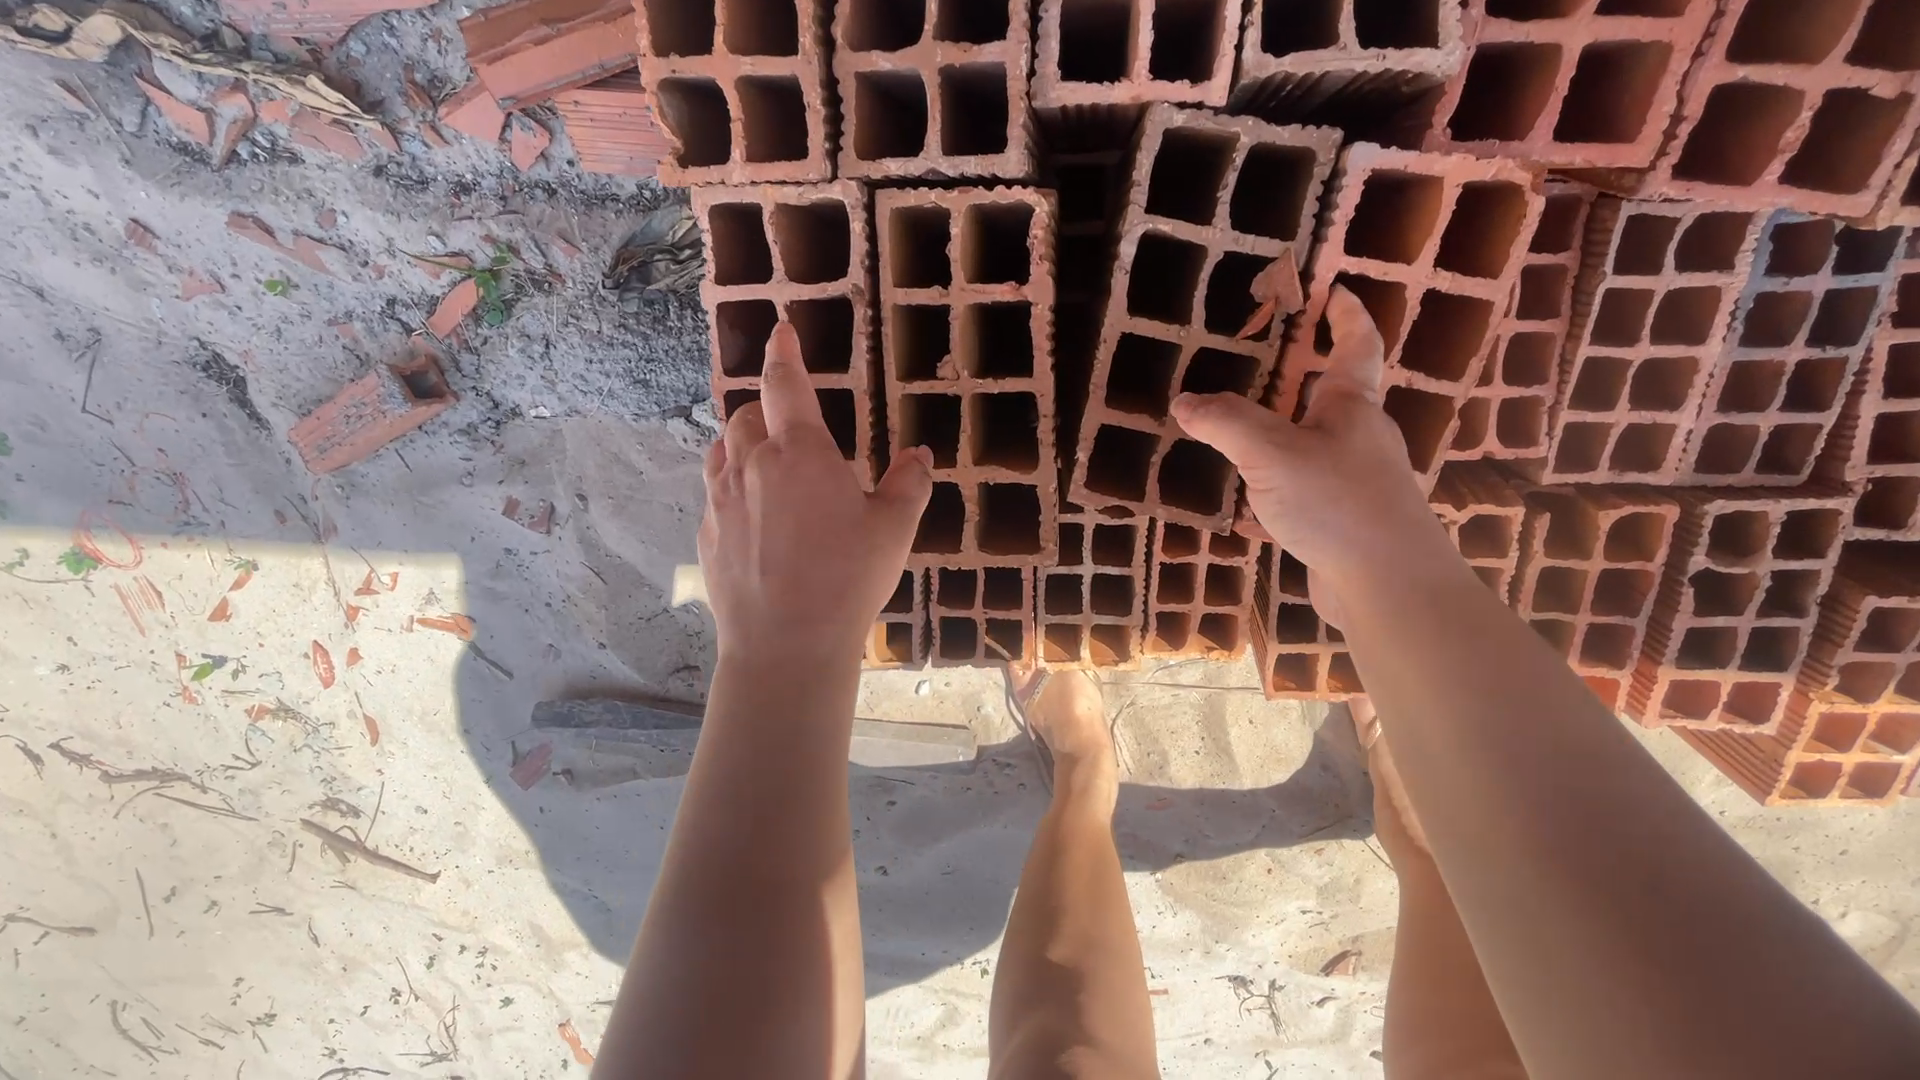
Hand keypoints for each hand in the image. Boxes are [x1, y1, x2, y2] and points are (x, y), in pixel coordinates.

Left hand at [699, 321, 931, 664]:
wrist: (785, 644)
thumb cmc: (847, 580)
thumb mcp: (894, 531)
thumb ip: (909, 484)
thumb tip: (919, 455)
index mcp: (800, 454)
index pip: (784, 385)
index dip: (783, 353)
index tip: (780, 329)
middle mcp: (751, 466)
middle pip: (745, 414)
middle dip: (764, 408)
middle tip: (787, 425)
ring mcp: (721, 501)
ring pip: (722, 450)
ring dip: (741, 442)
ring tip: (764, 461)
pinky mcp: (707, 535)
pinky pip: (713, 491)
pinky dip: (730, 483)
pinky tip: (751, 512)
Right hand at [1171, 286, 1455, 624]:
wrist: (1387, 583)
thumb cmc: (1337, 501)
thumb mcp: (1271, 453)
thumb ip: (1226, 423)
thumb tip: (1184, 401)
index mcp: (1352, 406)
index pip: (1356, 345)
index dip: (1346, 314)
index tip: (1331, 290)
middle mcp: (1361, 438)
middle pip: (1335, 396)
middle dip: (1303, 378)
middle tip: (1262, 364)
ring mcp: (1356, 482)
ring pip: (1315, 448)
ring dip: (1283, 438)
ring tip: (1239, 436)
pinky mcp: (1345, 522)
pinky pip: (1305, 492)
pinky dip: (1276, 490)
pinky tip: (1246, 510)